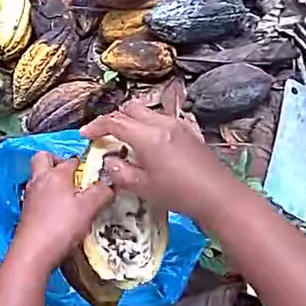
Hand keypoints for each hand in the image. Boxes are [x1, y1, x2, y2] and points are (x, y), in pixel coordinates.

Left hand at [4, 152, 113, 279]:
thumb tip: (109, 184)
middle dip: (57, 160)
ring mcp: (30, 195)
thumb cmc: (61, 226)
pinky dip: (46, 197)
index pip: (71, 160)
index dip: (83, 164)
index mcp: (56, 174)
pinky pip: (37, 195)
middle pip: (44, 158)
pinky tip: (58, 211)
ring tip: (68, 195)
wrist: (33, 253)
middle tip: (72, 174)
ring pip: (39, 177)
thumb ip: (101, 192)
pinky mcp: (26, 211)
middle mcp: (40, 180)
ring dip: (51, 180)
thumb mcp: (89, 208)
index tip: (93, 174)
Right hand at [80, 102, 246, 223]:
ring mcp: (178, 124)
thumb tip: (109, 161)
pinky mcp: (190, 131)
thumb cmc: (179, 193)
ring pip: (147, 112)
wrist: (219, 196)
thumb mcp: (142, 188)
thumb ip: (120, 172)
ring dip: (133, 121)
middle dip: (114, 119)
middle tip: (106, 136)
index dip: (96, 126)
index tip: (85, 135)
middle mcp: (162, 123)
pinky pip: (163, 119)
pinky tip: (151, 144)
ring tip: (127, 142)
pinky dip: (150, 126)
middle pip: (130, 109)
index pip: (114, 121)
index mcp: (147, 136)